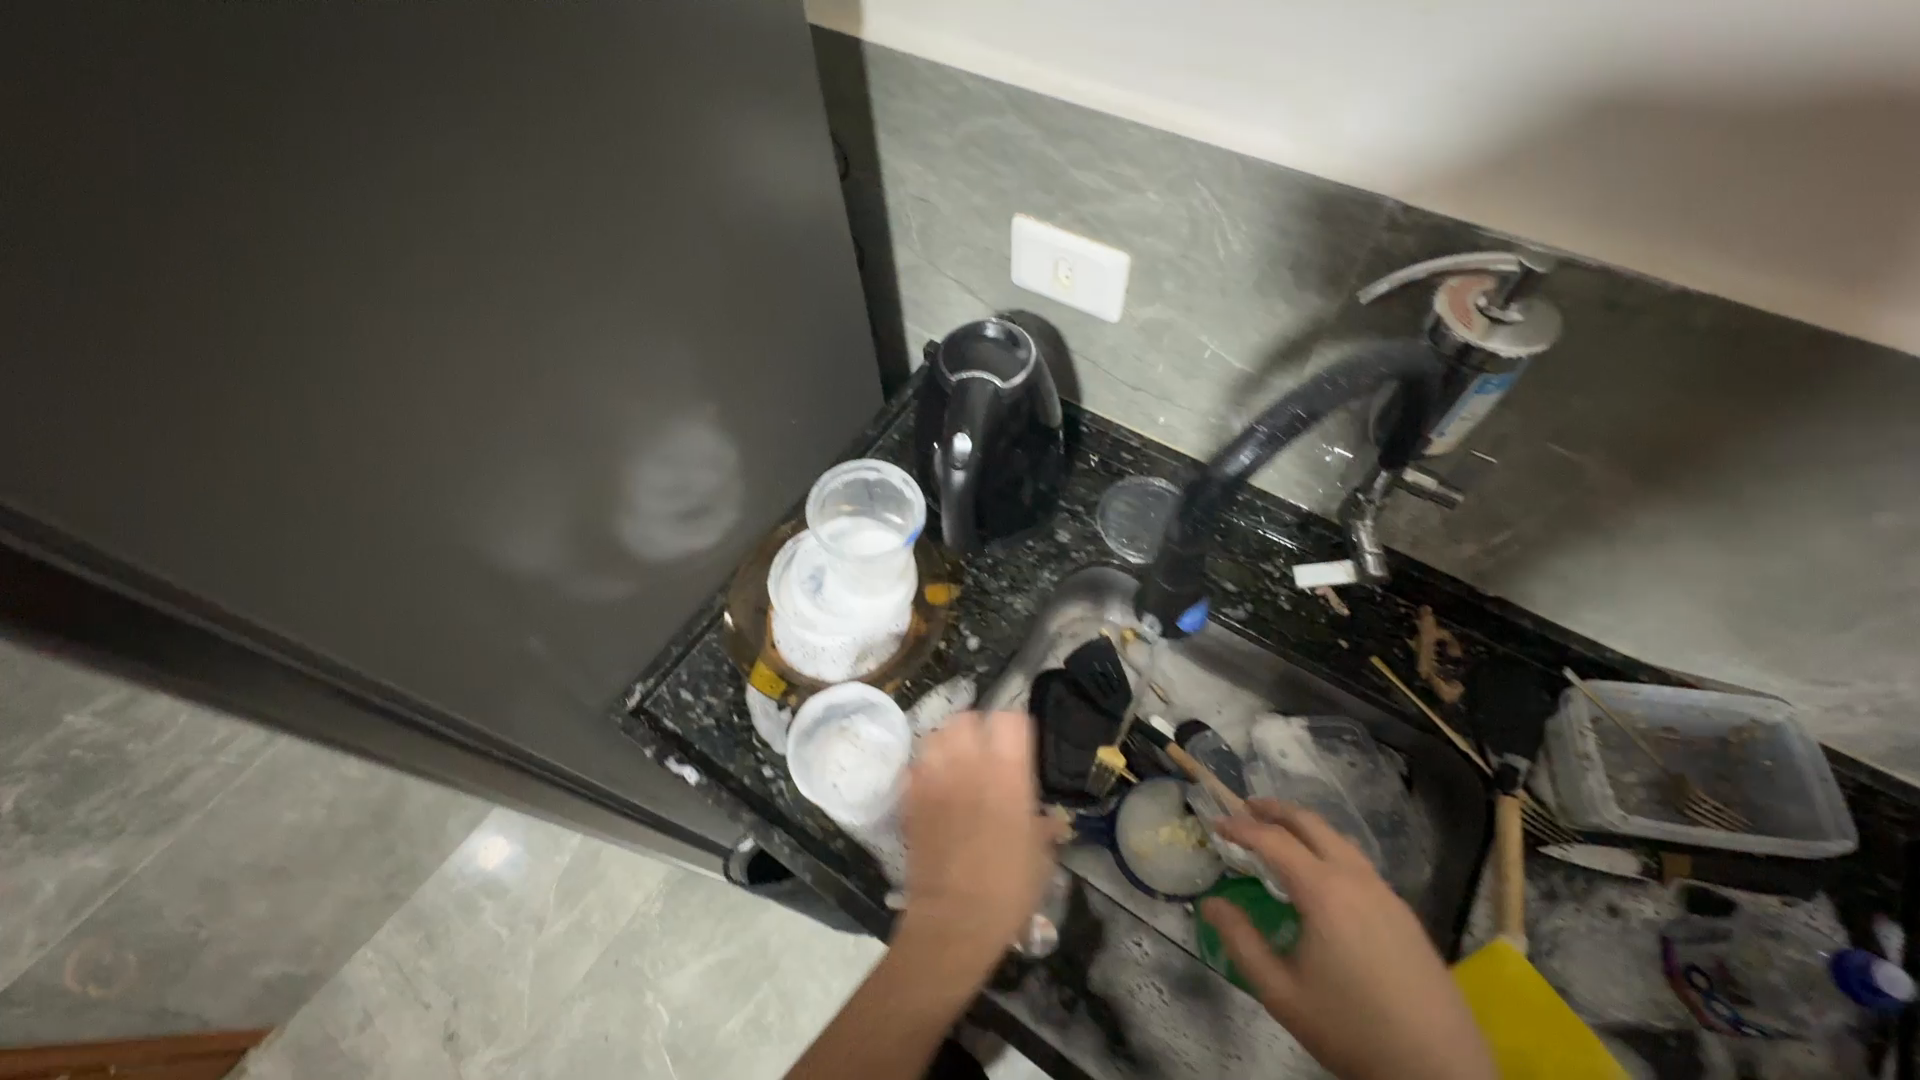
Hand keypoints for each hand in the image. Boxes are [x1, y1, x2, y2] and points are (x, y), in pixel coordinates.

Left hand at [898, 710, 1056, 963]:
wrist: (954, 920)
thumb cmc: (1008, 890)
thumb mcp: (1040, 857)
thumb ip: (1043, 827)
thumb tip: (1051, 820)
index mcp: (1009, 775)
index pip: (1009, 720)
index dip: (1014, 726)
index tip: (1018, 743)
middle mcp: (969, 767)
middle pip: (966, 719)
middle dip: (976, 728)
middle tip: (985, 751)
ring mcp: (934, 780)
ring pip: (935, 736)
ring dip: (947, 744)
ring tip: (956, 764)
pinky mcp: (910, 799)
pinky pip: (914, 767)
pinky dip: (924, 770)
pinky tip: (935, 788)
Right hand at [1200, 799, 1494, 1079]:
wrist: (1437, 1068)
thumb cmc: (1350, 1028)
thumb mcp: (1280, 992)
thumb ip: (1240, 941)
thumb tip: (1210, 904)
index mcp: (1324, 892)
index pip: (1273, 840)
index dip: (1240, 827)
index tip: (1215, 823)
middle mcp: (1357, 880)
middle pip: (1312, 824)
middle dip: (1275, 810)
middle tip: (1245, 808)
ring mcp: (1387, 894)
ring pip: (1340, 840)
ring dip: (1305, 827)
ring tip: (1280, 834)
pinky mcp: (1404, 913)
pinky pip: (1359, 863)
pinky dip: (1329, 849)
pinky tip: (1321, 875)